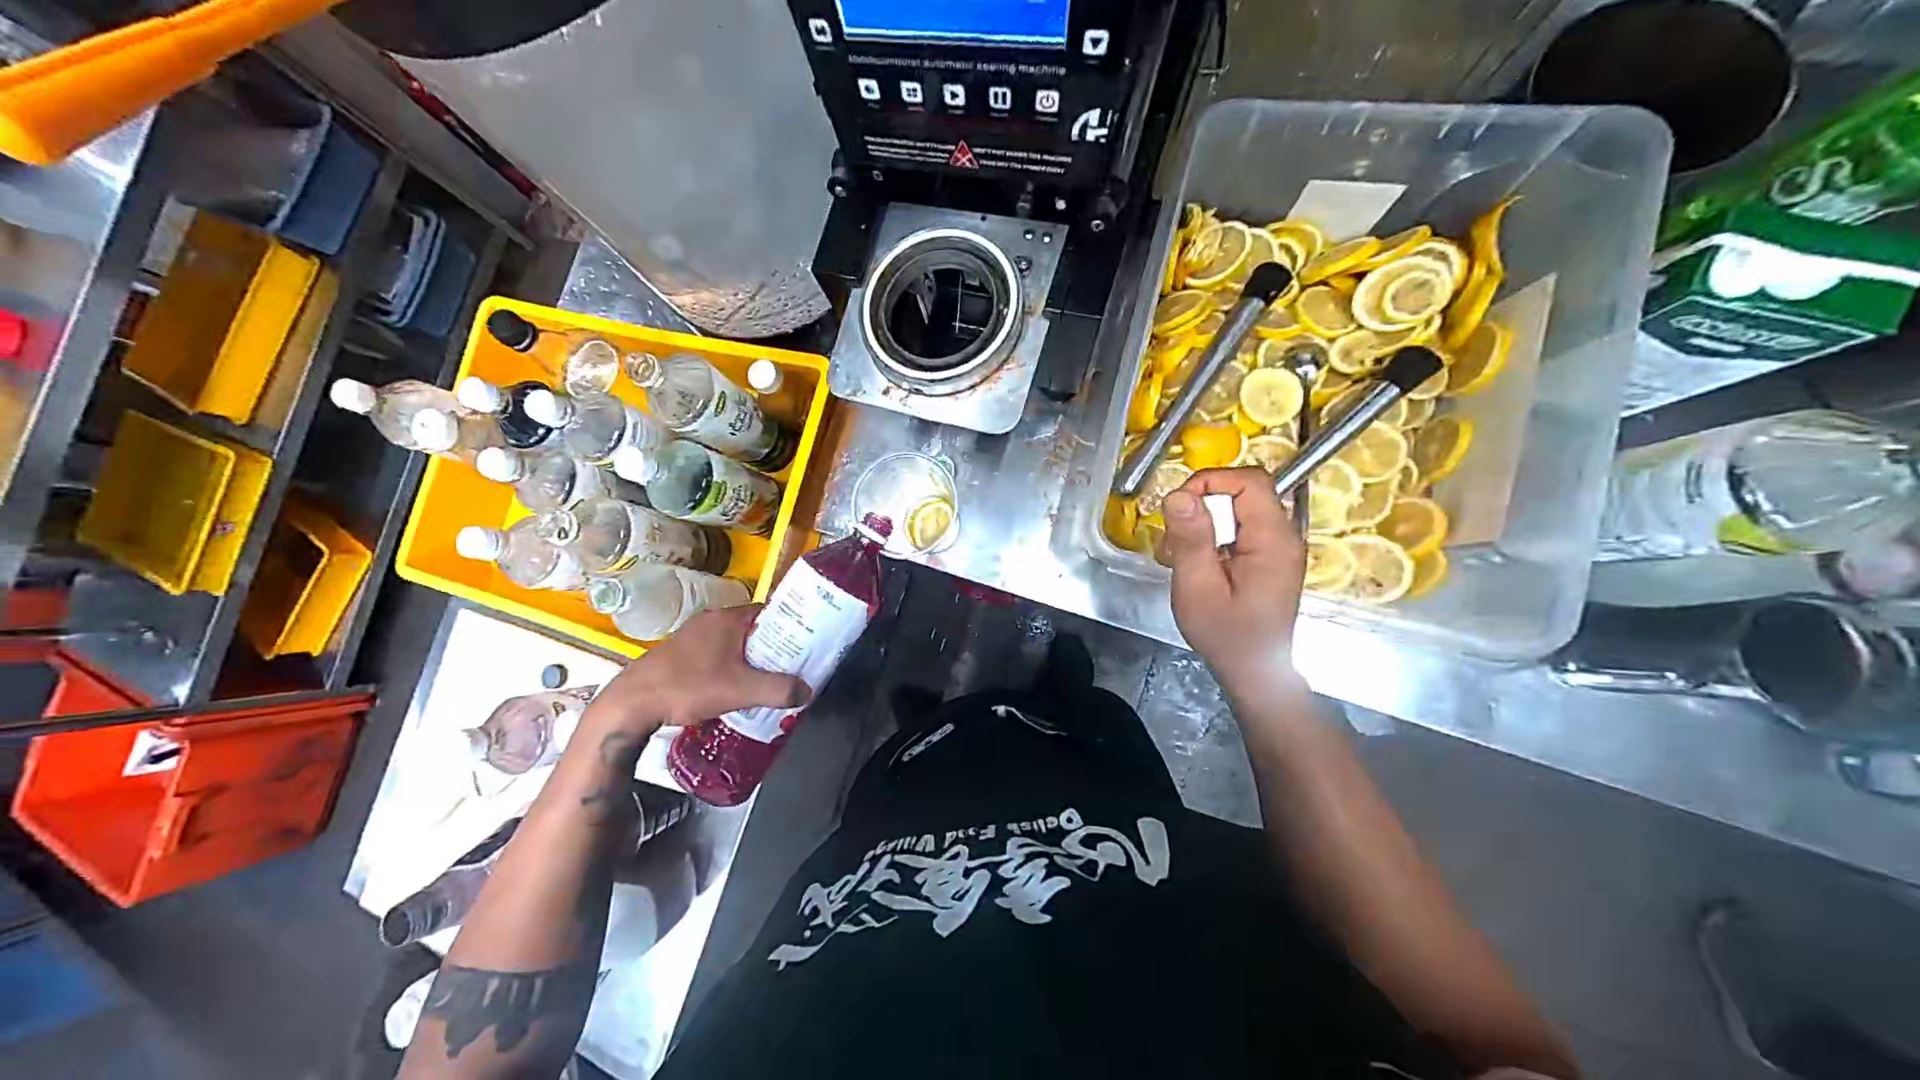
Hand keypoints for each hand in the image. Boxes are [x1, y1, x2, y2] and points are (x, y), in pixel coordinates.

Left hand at [586, 605, 810, 731]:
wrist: (632, 704)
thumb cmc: (688, 687)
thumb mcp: (741, 691)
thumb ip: (778, 690)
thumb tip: (806, 691)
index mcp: (727, 619)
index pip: (771, 611)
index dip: (792, 625)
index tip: (808, 642)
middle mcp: (711, 621)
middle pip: (754, 628)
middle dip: (775, 646)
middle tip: (794, 665)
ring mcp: (693, 637)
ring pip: (735, 643)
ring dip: (752, 658)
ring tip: (771, 679)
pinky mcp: (681, 655)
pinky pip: (718, 654)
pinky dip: (732, 666)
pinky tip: (738, 688)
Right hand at [1160, 468, 1307, 697]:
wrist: (1255, 671)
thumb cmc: (1226, 635)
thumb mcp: (1198, 587)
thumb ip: (1191, 538)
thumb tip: (1179, 494)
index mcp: (1273, 540)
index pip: (1250, 481)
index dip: (1212, 482)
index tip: (1180, 506)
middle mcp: (1284, 537)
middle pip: (1245, 491)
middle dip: (1204, 503)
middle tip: (1176, 536)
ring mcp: (1279, 547)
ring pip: (1240, 508)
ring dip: (1206, 521)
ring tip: (1181, 553)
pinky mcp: (1269, 557)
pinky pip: (1241, 528)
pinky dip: (1214, 535)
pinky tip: (1197, 562)